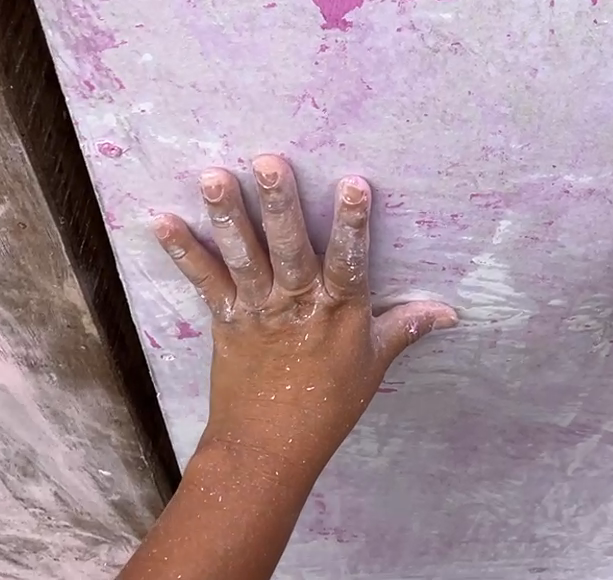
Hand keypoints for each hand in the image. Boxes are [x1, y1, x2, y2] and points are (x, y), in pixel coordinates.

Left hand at [124, 154, 455, 579]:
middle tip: (268, 161)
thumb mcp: (374, 363)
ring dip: (227, 214)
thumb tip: (451, 311)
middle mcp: (296, 301)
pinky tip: (161, 220)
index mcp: (338, 310)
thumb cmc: (328, 404)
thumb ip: (407, 326)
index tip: (354, 183)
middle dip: (279, 203)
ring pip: (243, 254)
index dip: (353, 222)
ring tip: (213, 176)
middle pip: (289, 246)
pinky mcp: (225, 317)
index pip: (350, 259)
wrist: (267, 449)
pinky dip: (181, 250)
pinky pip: (202, 279)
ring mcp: (257, 307)